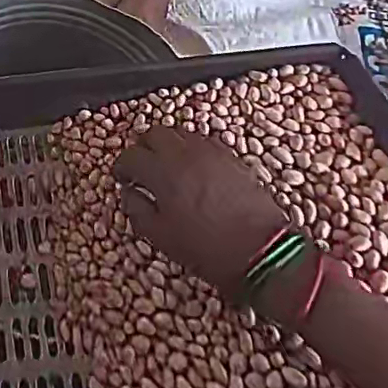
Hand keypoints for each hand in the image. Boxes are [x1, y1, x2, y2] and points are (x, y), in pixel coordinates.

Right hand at [113, 123, 289, 298]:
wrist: (266, 254)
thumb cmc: (209, 250)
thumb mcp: (162, 237)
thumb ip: (138, 210)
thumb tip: (129, 193)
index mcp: (161, 172)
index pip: (130, 156)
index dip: (122, 167)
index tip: (123, 178)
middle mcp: (183, 154)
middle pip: (153, 134)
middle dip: (143, 147)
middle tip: (142, 166)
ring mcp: (209, 153)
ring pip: (179, 133)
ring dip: (167, 145)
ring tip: (167, 166)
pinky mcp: (231, 158)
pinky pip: (203, 141)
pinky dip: (191, 149)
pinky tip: (194, 168)